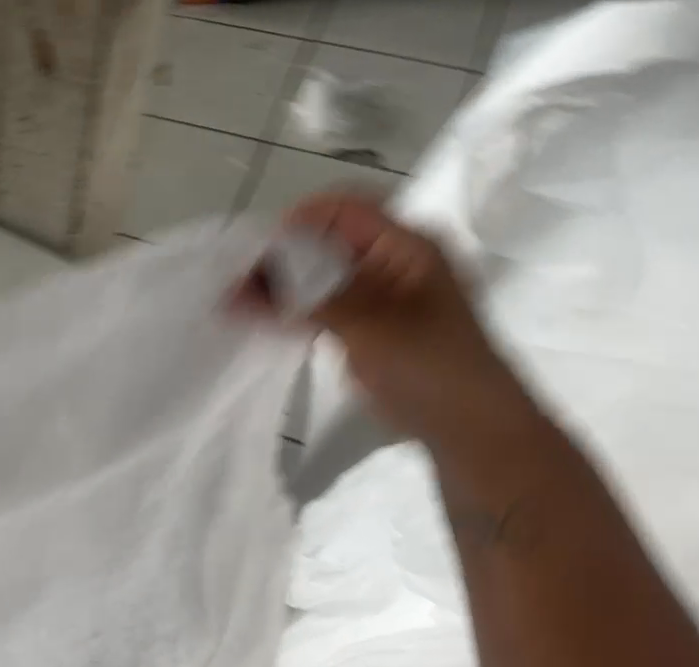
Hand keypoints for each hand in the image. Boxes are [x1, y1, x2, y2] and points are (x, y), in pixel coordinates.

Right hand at [241, 191, 538, 450]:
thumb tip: (246, 286)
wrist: (466, 424)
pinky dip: (289, 312)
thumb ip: (309, 299)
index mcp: (406, 245)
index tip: (252, 253)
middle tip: (233, 287)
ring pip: (317, 278)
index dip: (296, 224)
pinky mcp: (365, 328)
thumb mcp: (370, 324)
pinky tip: (256, 322)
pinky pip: (320, 307)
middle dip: (277, 260)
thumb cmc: (429, 366)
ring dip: (278, 288)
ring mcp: (378, 296)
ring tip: (233, 305)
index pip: (342, 211)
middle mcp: (391, 262)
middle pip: (324, 244)